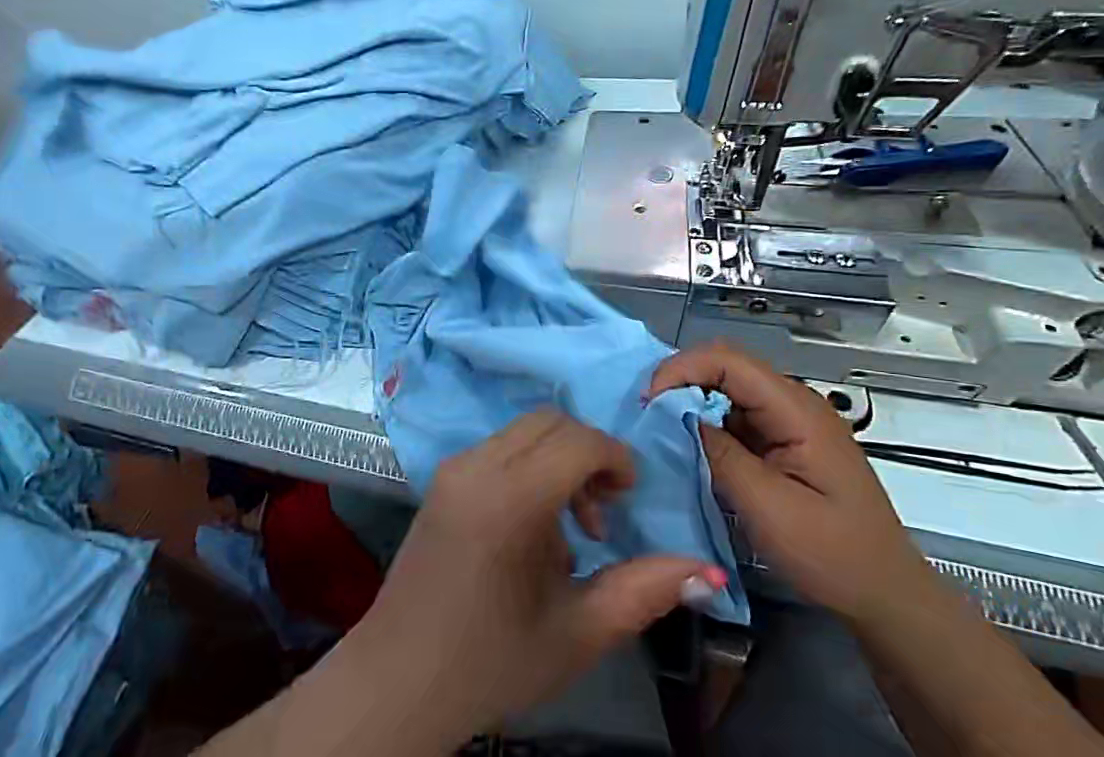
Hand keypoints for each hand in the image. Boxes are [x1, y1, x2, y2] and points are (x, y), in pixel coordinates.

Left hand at [353, 411, 724, 739]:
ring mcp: (453, 469)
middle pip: (551, 422)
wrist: (397, 682)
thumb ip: (645, 592)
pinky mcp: (441, 479)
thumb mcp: (579, 633)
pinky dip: (530, 464)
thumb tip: (707, 571)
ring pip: (524, 429)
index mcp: (509, 500)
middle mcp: (476, 468)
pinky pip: (499, 446)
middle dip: (589, 453)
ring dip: (559, 457)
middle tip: (601, 513)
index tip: (627, 498)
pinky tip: (531, 525)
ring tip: (568, 527)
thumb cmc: (492, 661)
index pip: (577, 441)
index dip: (614, 458)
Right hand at [649, 343, 927, 627]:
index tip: (648, 402)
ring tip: (661, 431)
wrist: (883, 593)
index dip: (682, 369)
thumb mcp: (767, 507)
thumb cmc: (831, 553)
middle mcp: (794, 403)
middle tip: (648, 414)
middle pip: (729, 367)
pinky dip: (709, 425)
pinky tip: (692, 448)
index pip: (730, 361)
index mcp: (796, 410)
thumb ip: (720, 455)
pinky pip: (739, 418)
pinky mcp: (786, 442)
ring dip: (693, 402)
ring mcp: (791, 422)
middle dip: (682, 381)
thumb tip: (680, 418)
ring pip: (731, 390)